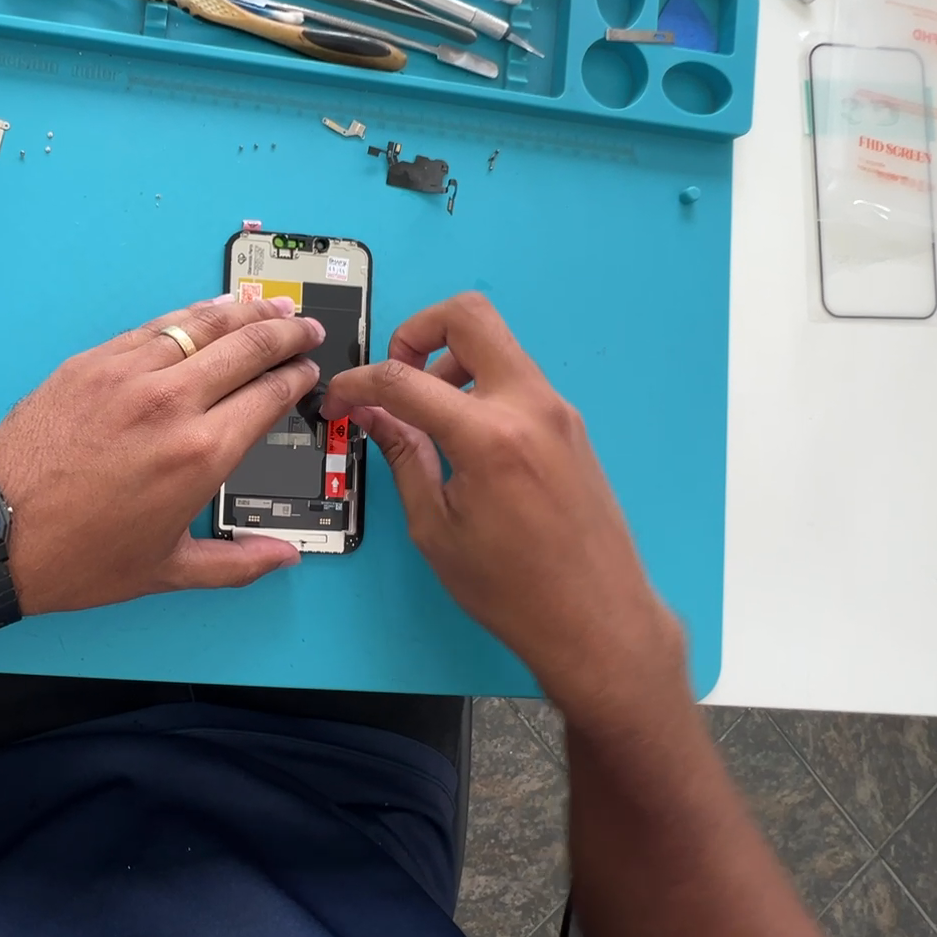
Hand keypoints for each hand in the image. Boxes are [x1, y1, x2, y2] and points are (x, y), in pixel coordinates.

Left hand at [0, 295, 323, 614]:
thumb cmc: (78, 556)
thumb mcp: (168, 570)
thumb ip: (238, 563)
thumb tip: (284, 559)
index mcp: (200, 454)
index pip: (269, 394)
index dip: (297, 376)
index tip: (308, 370)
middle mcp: (170, 404)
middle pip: (246, 347)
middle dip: (286, 332)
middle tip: (306, 326)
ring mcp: (126, 375)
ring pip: (202, 324)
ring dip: (244, 312)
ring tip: (269, 305)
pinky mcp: (90, 363)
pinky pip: (152, 327)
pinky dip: (188, 316)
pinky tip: (204, 313)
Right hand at [322, 294, 683, 717]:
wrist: (598, 622)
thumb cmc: (508, 587)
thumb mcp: (434, 526)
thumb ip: (402, 455)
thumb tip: (371, 415)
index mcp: (489, 437)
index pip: (404, 379)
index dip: (357, 383)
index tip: (337, 401)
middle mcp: (530, 405)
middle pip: (468, 315)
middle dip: (414, 331)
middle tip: (393, 379)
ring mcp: (557, 410)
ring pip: (494, 341)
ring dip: (447, 360)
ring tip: (425, 417)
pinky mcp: (568, 424)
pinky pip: (513, 375)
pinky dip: (475, 384)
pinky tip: (459, 437)